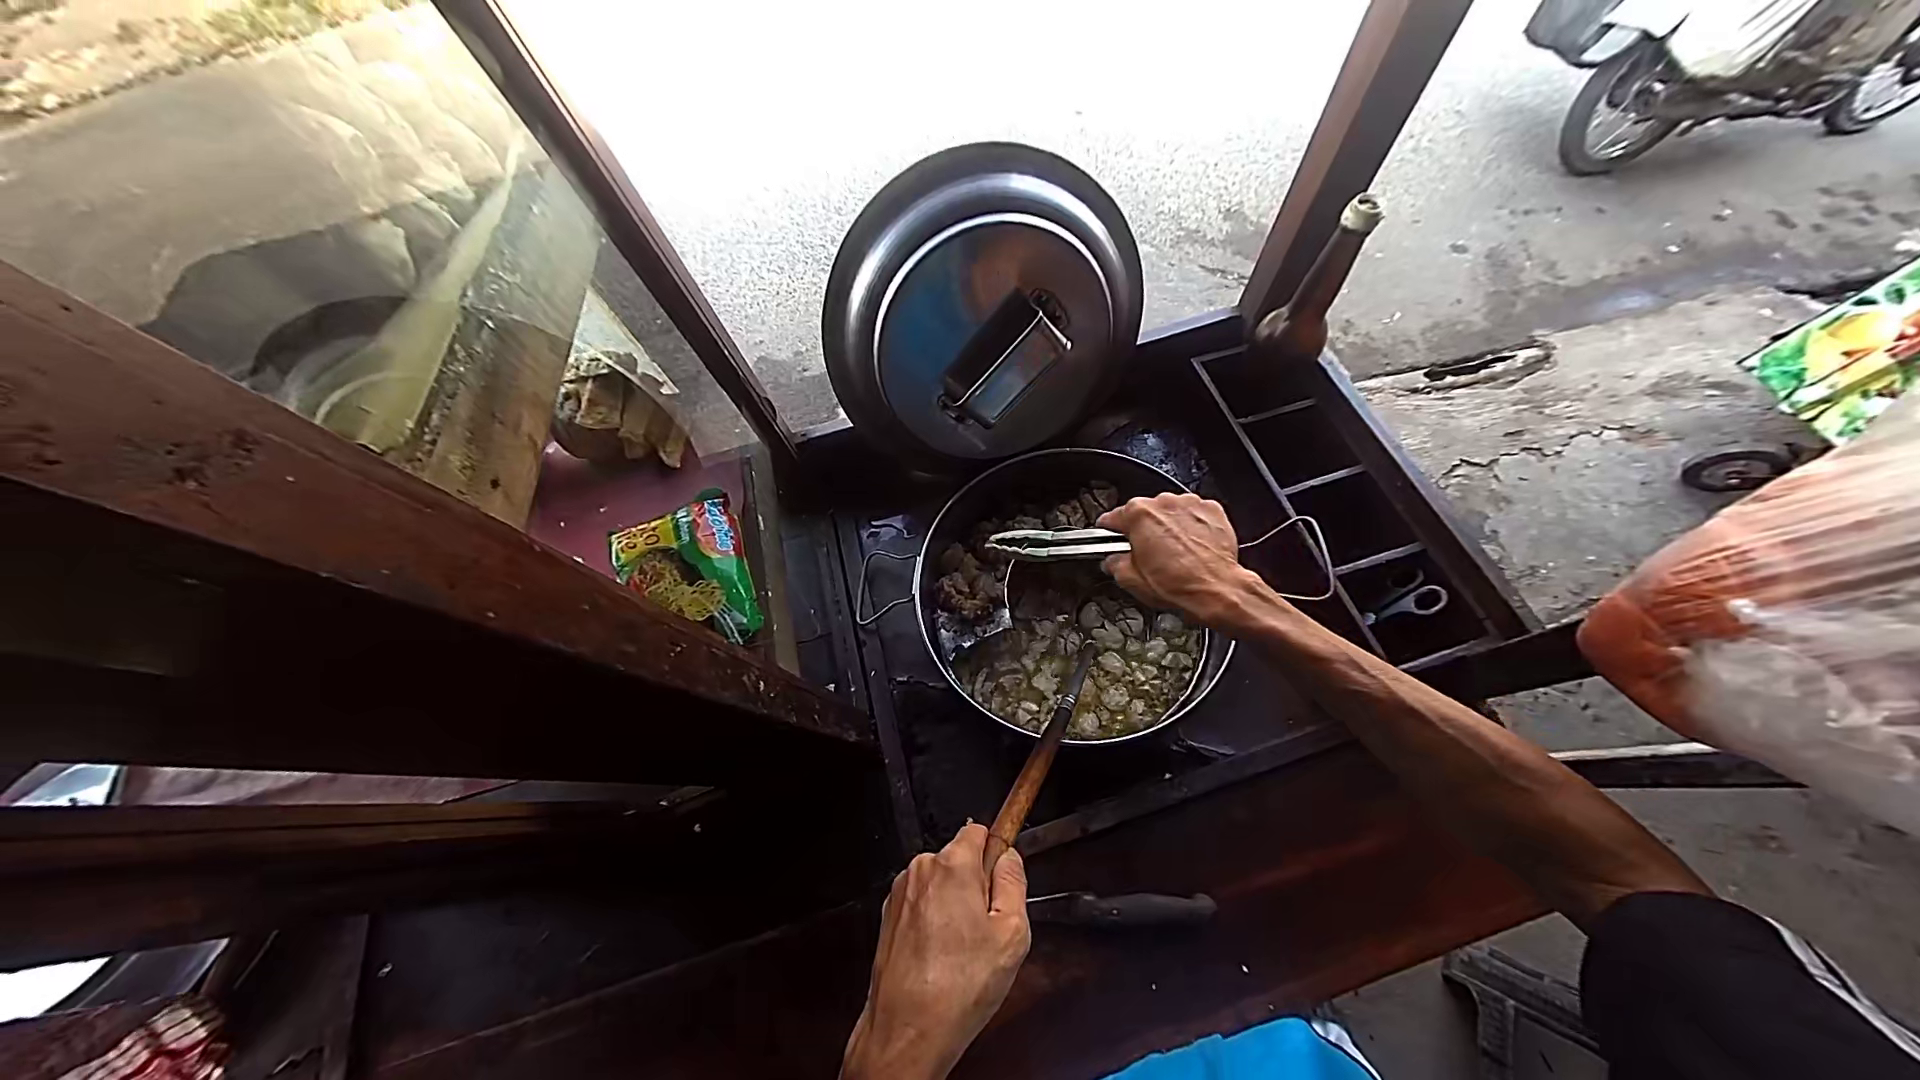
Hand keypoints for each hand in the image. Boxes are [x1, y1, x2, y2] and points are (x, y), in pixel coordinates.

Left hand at [841, 824, 1029, 1079]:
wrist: (906, 1031)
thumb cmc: (957, 989)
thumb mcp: (1012, 935)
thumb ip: (1014, 884)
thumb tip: (1010, 859)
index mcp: (953, 866)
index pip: (979, 831)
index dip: (995, 853)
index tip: (1002, 876)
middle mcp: (922, 869)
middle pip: (959, 859)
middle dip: (975, 883)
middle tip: (986, 927)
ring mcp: (902, 891)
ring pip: (940, 883)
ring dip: (953, 904)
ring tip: (961, 950)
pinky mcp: (890, 914)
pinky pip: (922, 902)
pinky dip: (933, 920)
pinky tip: (941, 956)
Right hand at [1098, 493, 1261, 626]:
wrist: (1218, 590)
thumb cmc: (1179, 584)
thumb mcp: (1129, 580)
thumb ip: (1114, 563)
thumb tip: (1113, 560)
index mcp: (1138, 514)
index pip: (1112, 518)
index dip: (1108, 533)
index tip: (1111, 541)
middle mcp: (1163, 503)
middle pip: (1142, 513)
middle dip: (1142, 531)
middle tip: (1147, 556)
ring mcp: (1189, 504)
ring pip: (1169, 513)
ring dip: (1167, 528)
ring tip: (1173, 554)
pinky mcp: (1212, 511)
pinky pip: (1193, 515)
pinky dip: (1190, 527)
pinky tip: (1190, 548)